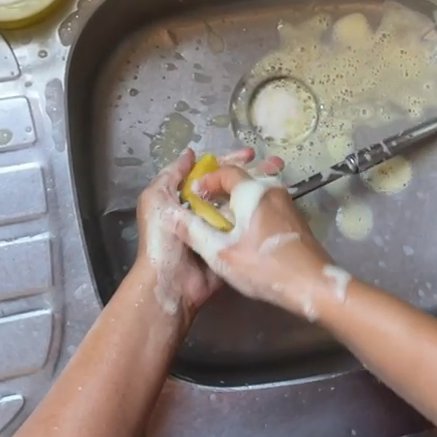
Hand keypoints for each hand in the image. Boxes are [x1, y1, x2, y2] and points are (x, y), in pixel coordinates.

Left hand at [133, 148, 280, 322]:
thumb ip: (171, 175)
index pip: (210, 173)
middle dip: (251, 173)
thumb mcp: (156, 200)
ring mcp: (219, 228)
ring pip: (242, 203)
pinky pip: (246, 226)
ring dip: (260, 191)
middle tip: (275, 165)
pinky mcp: (231, 244)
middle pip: (230, 185)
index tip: (251, 154)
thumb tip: (190, 153)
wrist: (171, 283)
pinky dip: (260, 215)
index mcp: (184, 198)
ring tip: (280, 179)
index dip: (229, 162)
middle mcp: (204, 210)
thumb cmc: (160, 239)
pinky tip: (278, 204)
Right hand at [180, 165, 344, 320]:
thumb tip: (171, 215)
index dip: (207, 180)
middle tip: (206, 202)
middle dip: (222, 186)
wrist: (312, 283)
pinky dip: (252, 206)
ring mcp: (287, 202)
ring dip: (238, 197)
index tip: (195, 196)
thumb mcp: (222, 254)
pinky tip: (245, 227)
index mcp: (253, 192)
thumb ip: (195, 232)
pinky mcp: (294, 217)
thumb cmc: (264, 267)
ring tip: (223, 215)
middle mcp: (272, 189)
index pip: (226, 172)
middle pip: (244, 176)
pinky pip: (268, 201)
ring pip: (257, 189)